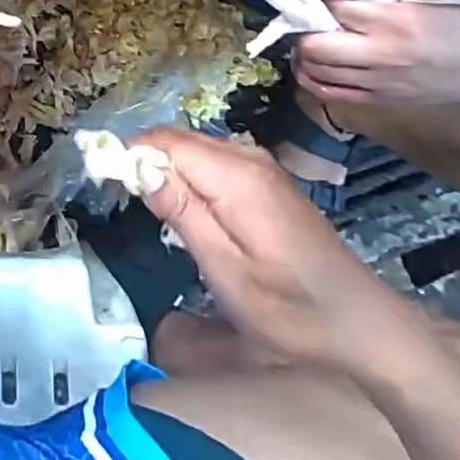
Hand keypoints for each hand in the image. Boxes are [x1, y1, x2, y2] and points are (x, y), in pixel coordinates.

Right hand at [134, 130, 405, 369]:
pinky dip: (187, 174)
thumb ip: (183, 213)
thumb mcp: (227, 271)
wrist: (360, 321)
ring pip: (195, 148)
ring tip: (144, 206)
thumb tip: (140, 167)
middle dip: (143, 158)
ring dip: (164, 167)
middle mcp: (248, 158)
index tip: (99, 176)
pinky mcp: (266, 179)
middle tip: (117, 196)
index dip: (129, 152)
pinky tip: (182, 207)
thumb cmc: (290, 309)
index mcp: (237, 176)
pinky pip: (214, 161)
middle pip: (180, 139)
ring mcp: (260, 166)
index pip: (166, 141)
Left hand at [293, 0, 459, 108]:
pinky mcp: (380, 102)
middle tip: (311, 17)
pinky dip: (313, 78)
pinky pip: (329, 95)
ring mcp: (378, 84)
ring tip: (311, 38)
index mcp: (395, 19)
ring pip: (315, 72)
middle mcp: (381, 55)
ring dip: (303, 53)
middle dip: (304, 27)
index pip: (334, 6)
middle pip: (314, 44)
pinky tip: (315, 64)